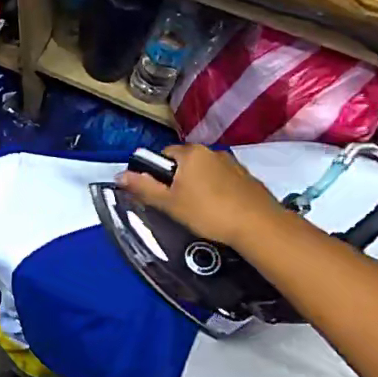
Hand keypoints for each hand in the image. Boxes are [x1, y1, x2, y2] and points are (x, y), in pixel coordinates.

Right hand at [115, 144, 286, 246]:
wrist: (258, 225)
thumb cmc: (207, 212)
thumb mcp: (169, 203)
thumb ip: (143, 187)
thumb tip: (119, 175)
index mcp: (190, 153)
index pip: (163, 155)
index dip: (156, 174)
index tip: (159, 195)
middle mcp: (211, 151)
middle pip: (184, 162)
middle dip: (177, 180)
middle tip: (175, 204)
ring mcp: (232, 163)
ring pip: (204, 171)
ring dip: (197, 184)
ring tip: (198, 210)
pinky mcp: (247, 177)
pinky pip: (222, 179)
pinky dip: (216, 190)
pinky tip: (218, 210)